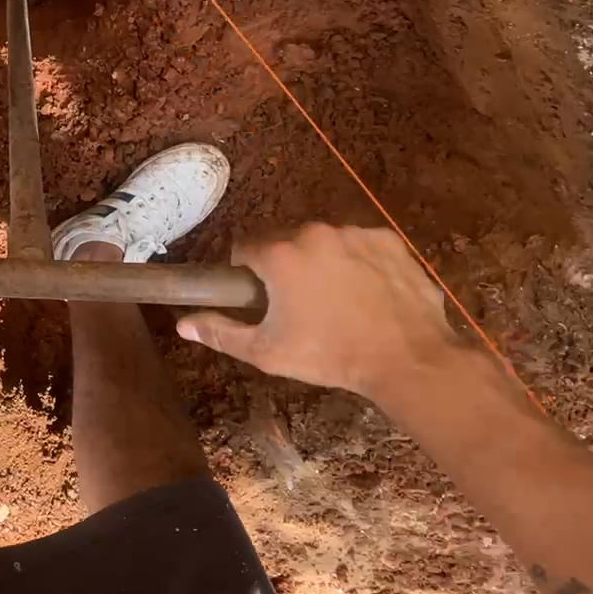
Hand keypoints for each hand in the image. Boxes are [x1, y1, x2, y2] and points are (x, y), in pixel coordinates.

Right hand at [175, 223, 467, 399]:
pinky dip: (358, 261)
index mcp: (279, 254)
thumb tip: (181, 324)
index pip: (245, 248)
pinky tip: (368, 292)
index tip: (263, 299)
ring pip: (322, 241)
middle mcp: (312, 232)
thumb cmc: (331, 356)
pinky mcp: (387, 239)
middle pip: (284, 241)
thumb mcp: (267, 352)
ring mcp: (353, 232)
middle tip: (301, 304)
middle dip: (286, 266)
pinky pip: (359, 243)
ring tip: (339, 301)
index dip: (248, 274)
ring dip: (321, 261)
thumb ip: (220, 333)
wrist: (411, 361)